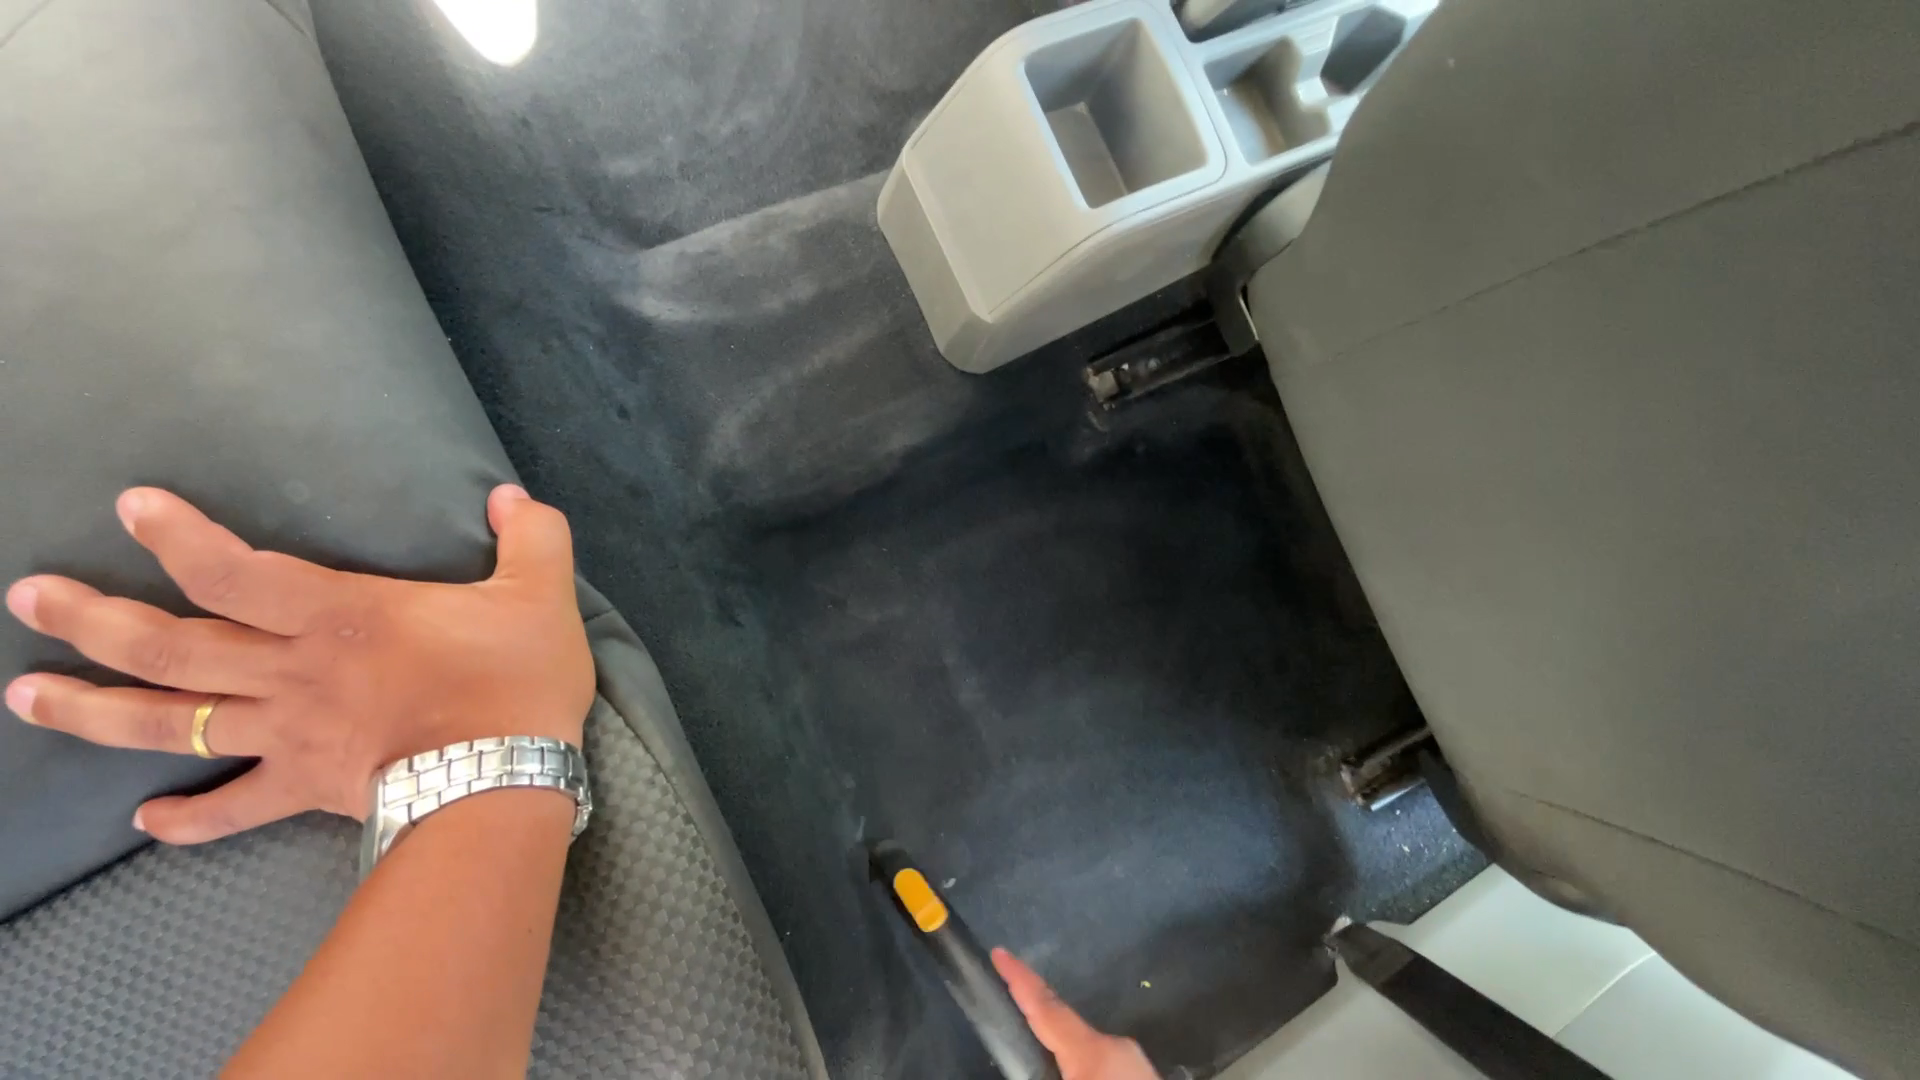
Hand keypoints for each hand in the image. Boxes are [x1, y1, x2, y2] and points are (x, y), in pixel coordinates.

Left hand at [3, 484, 593, 844]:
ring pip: (170, 724)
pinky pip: (233, 807)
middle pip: (172, 646)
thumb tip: (509, 494)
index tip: (131, 506)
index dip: (178, 537)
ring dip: (91, 711)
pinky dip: (187, 819)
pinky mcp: (306, 786)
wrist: (505, 777)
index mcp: (342, 616)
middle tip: (29, 597)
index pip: (235, 571)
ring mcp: (289, 734)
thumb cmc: (518, 678)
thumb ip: (532, 534)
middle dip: (93, 620)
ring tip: (25, 697)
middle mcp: (293, 671)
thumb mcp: (542, 592)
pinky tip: (145, 822)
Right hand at [992, 948, 1157, 1079]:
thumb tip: (1036, 1061)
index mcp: (1095, 1053)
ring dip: (1068, 1068)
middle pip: (1068, 1035)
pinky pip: (1106, 1074)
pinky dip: (1086, 1076)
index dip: (1019, 979)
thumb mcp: (1075, 1075)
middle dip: (1040, 1038)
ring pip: (1089, 1061)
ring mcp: (1139, 1069)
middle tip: (1015, 1035)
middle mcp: (1119, 1051)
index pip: (1047, 1007)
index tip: (999, 952)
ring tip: (1047, 1064)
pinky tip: (1076, 1077)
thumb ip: (1041, 1070)